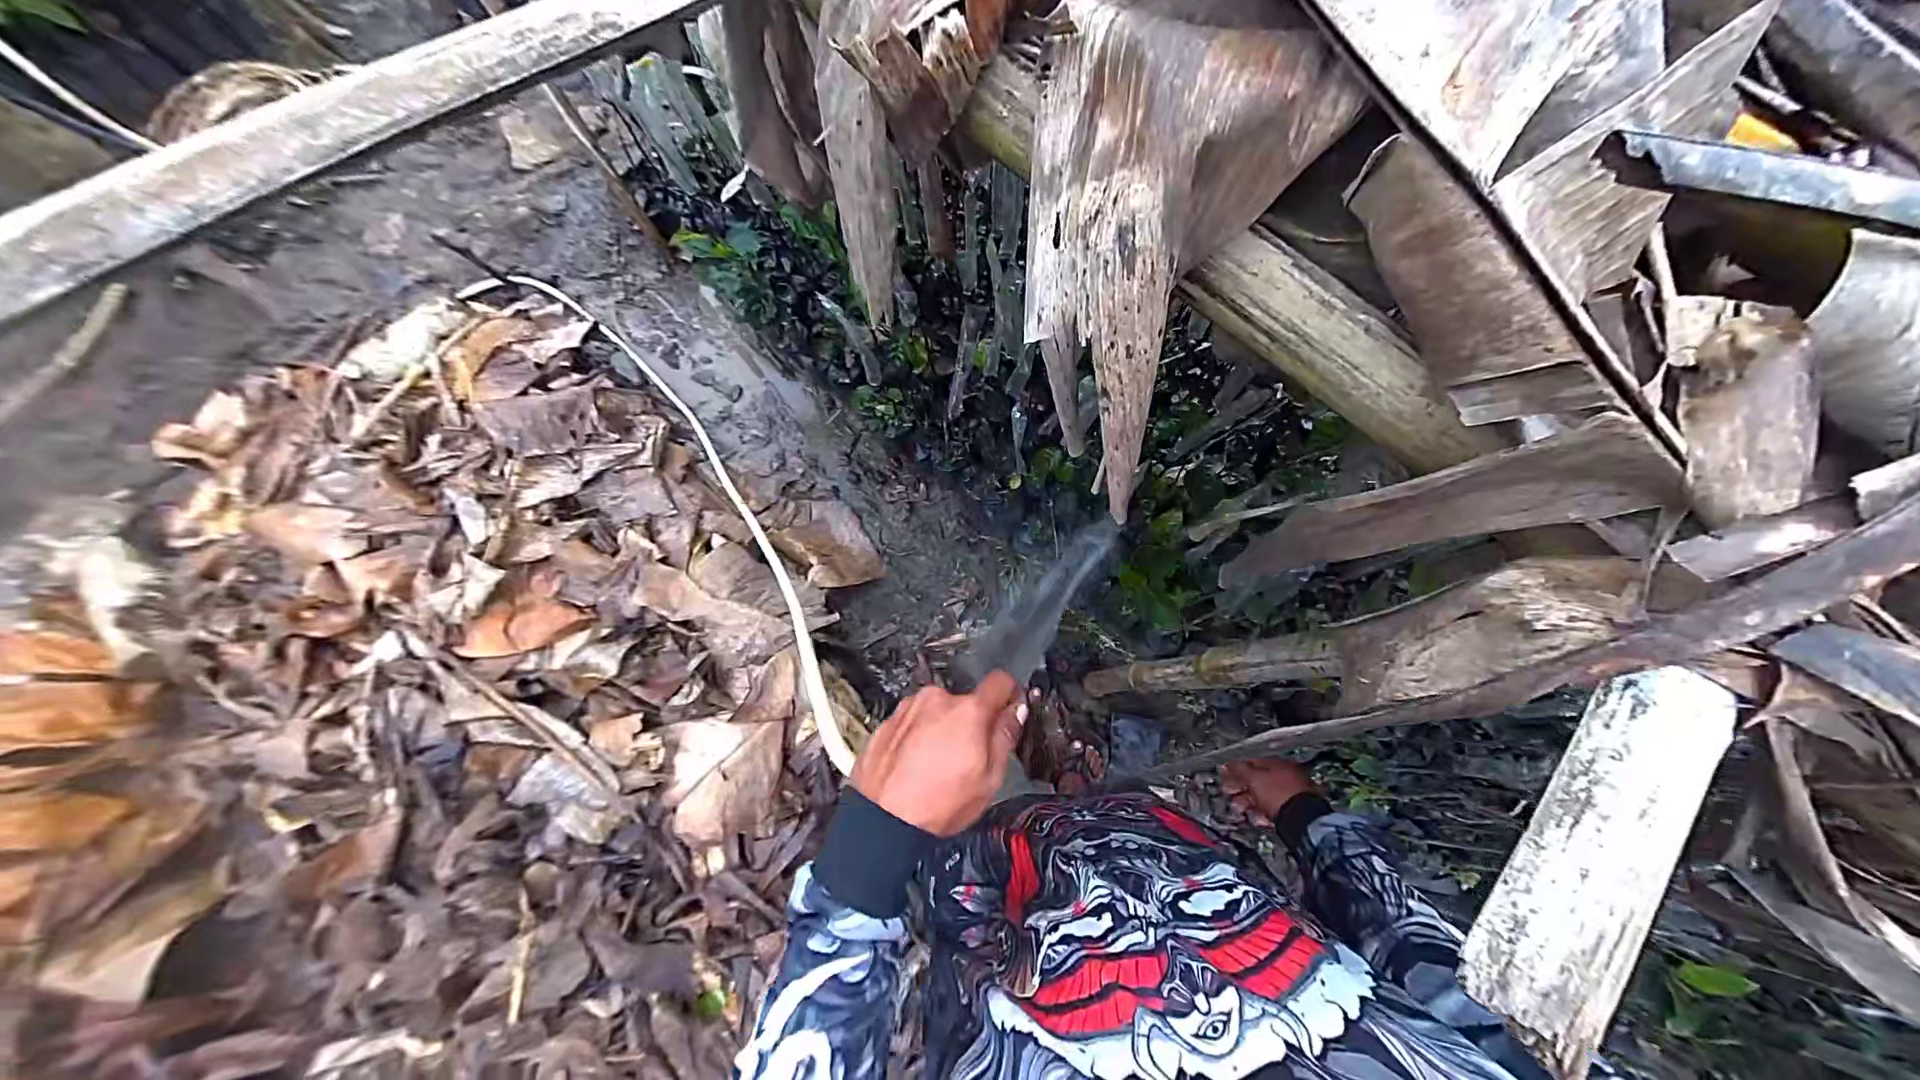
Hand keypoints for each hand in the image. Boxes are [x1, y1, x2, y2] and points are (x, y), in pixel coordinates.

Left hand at [851, 671, 1025, 836]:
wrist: (883, 820)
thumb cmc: (934, 805)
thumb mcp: (989, 779)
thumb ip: (1005, 736)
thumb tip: (1014, 714)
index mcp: (968, 711)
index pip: (1001, 682)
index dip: (1010, 695)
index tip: (1009, 708)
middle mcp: (937, 700)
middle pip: (967, 702)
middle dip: (973, 723)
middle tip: (969, 757)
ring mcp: (909, 708)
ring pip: (939, 711)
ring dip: (943, 729)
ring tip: (939, 766)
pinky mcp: (889, 721)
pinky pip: (914, 722)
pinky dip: (919, 737)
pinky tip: (918, 766)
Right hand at [1221, 758, 1315, 822]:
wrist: (1301, 820)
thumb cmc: (1279, 794)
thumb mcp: (1254, 779)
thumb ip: (1240, 770)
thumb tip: (1228, 764)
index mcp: (1278, 763)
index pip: (1252, 762)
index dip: (1237, 769)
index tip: (1226, 776)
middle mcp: (1287, 776)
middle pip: (1258, 780)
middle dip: (1241, 787)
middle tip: (1230, 793)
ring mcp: (1290, 794)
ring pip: (1263, 795)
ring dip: (1248, 801)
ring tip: (1239, 808)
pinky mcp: (1292, 810)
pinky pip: (1271, 808)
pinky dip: (1261, 811)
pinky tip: (1255, 817)